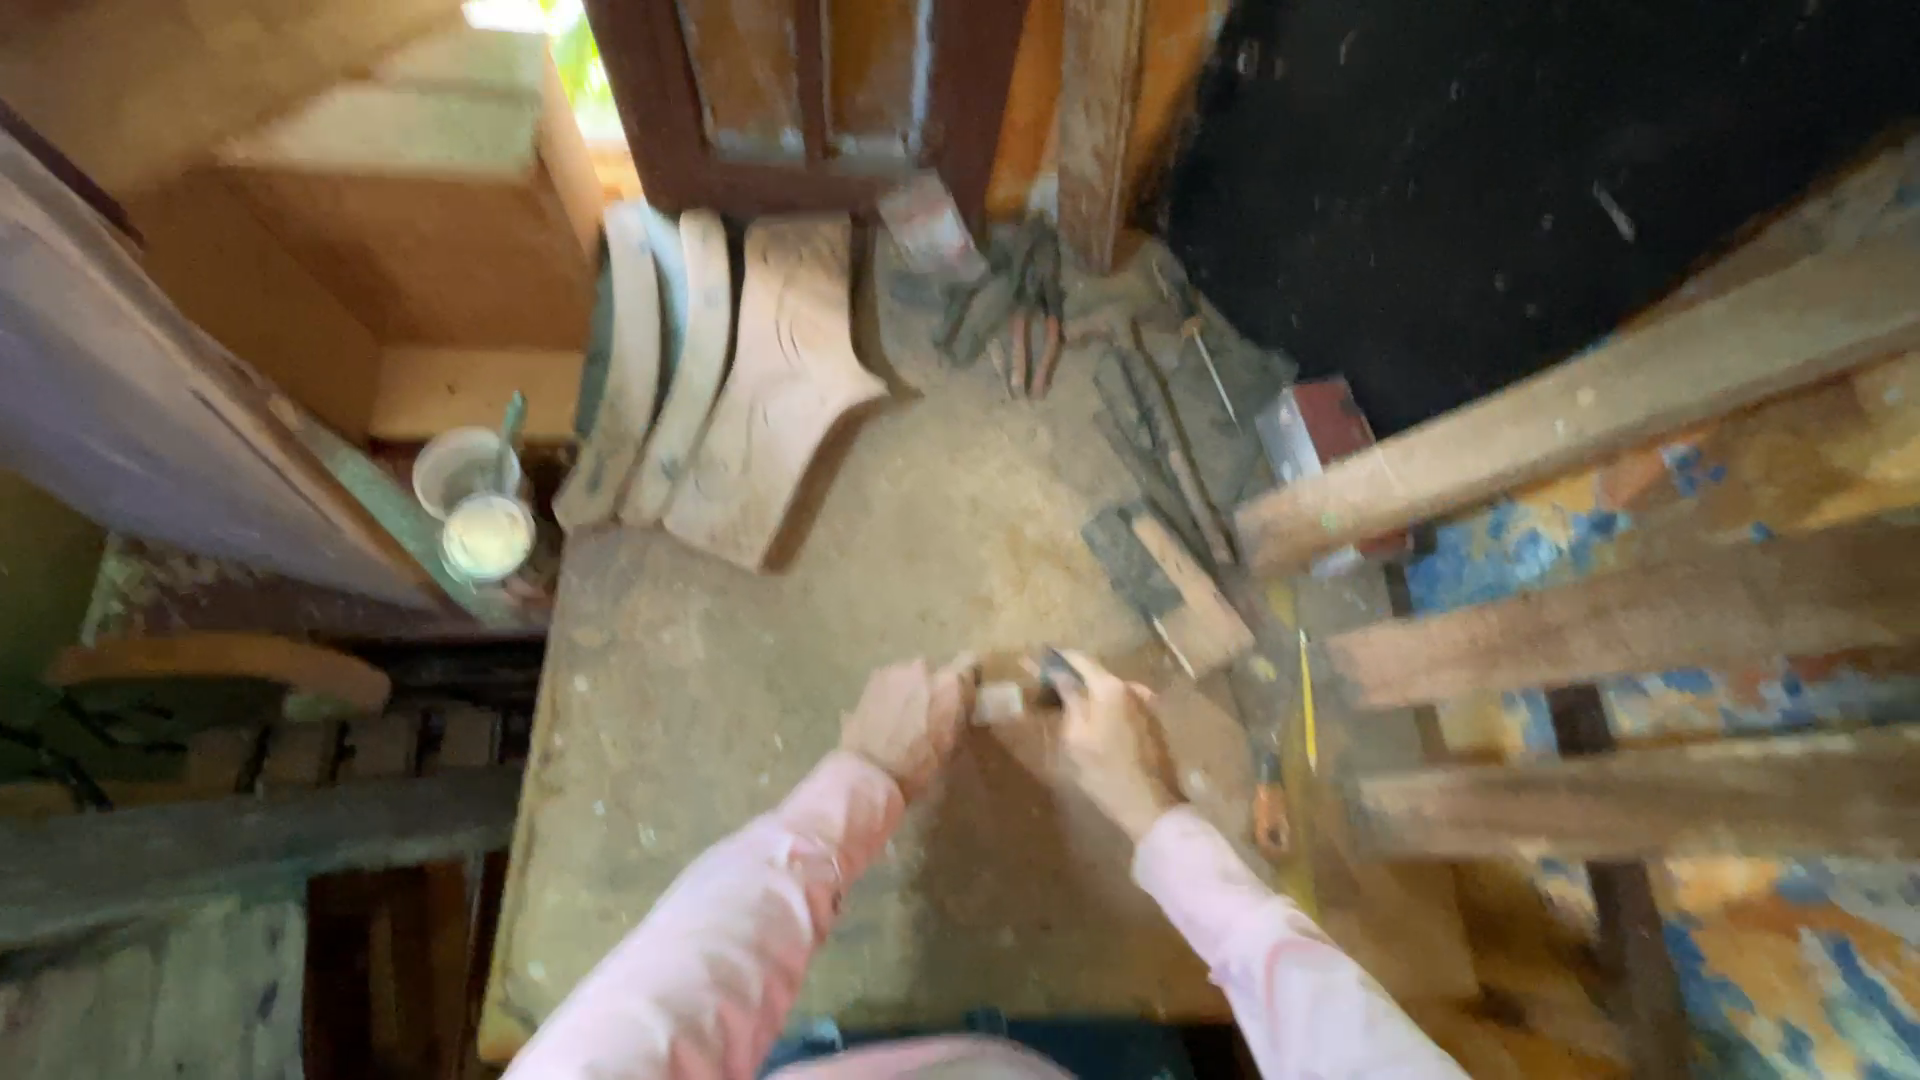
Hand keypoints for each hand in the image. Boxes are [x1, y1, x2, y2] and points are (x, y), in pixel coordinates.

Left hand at [840, 655, 978, 800]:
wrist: (870, 774)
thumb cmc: (919, 768)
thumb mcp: (954, 747)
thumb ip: (959, 718)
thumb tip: (959, 710)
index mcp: (951, 684)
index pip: (970, 663)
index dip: (965, 681)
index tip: (962, 697)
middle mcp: (924, 667)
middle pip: (936, 670)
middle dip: (934, 688)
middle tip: (928, 713)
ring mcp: (895, 670)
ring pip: (910, 675)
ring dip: (910, 689)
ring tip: (901, 717)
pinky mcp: (871, 679)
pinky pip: (890, 682)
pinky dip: (890, 695)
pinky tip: (884, 718)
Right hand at [1051, 650, 1183, 841]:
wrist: (1152, 805)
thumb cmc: (1105, 771)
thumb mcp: (1076, 736)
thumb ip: (1069, 698)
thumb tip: (1058, 673)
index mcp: (1110, 687)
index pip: (1079, 659)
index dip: (1057, 659)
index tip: (1037, 662)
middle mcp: (1131, 687)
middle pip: (1095, 674)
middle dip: (1072, 679)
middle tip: (1047, 691)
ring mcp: (1146, 703)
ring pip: (1109, 691)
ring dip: (1089, 695)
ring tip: (1068, 710)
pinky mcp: (1153, 721)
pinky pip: (1122, 704)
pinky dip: (1105, 707)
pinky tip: (1093, 724)